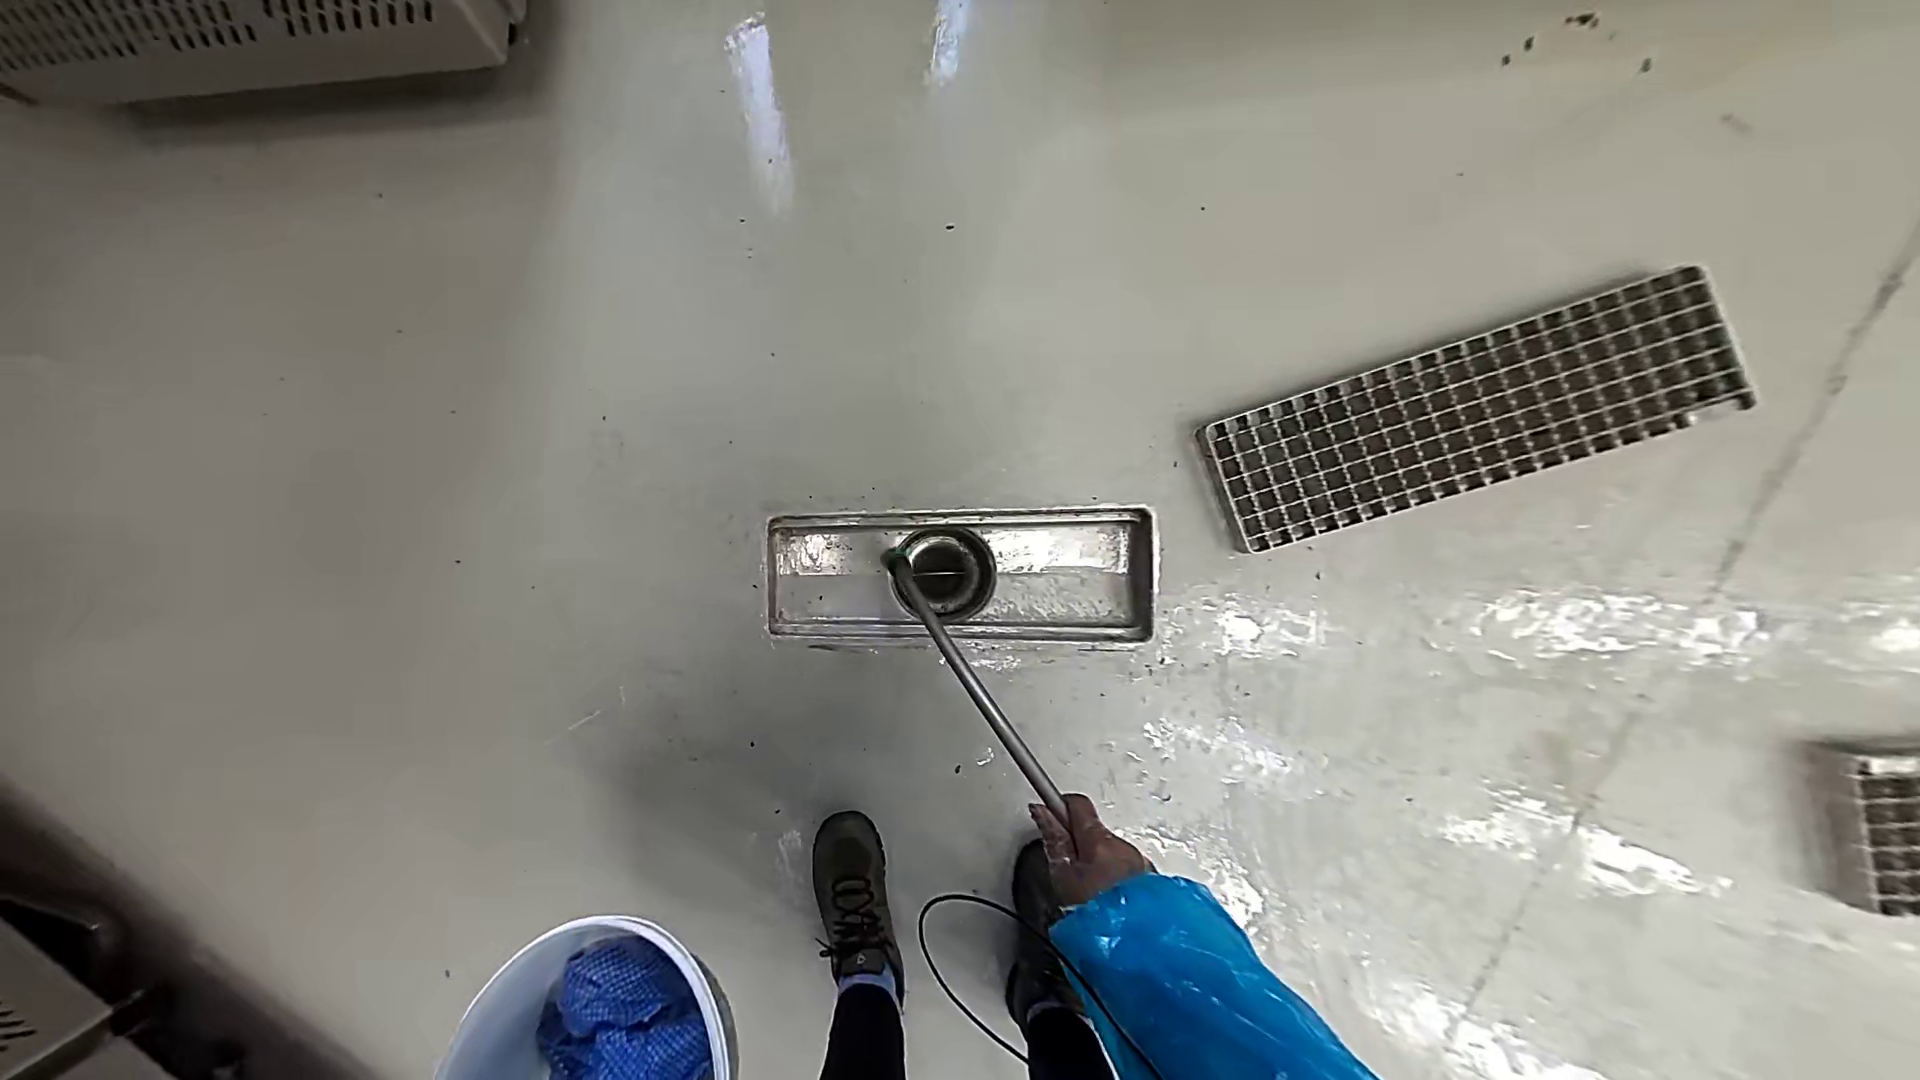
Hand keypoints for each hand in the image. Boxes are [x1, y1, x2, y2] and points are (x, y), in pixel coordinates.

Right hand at [1029, 793, 1150, 905]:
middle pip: (1095, 829)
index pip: (1078, 804)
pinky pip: (1127, 869)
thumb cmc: (1097, 917)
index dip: (1061, 807)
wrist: (1138, 955)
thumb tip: (1042, 812)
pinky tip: (1108, 900)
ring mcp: (1140, 863)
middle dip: (1080, 841)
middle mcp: (1124, 846)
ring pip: (1111, 851)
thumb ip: (1054, 840)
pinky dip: (1116, 877)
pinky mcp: (1151, 882)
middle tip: (1067, 866)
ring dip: (1099, 862)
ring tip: (1089, 892)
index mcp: (1100, 841)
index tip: (1050, 814)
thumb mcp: (1064, 879)